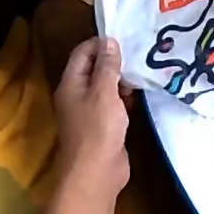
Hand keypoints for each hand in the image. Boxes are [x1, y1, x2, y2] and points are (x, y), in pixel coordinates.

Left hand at [52, 37, 130, 196]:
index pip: (83, 53)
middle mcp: (76, 94)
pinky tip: (138, 98)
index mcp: (71, 83)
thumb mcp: (104, 92)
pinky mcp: (102, 126)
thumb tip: (109, 41)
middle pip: (93, 69)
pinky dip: (123, 99)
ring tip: (142, 75)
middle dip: (114, 62)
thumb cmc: (98, 129)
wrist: (96, 173)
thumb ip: (108, 66)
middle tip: (138, 58)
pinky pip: (112, 104)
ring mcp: (89, 111)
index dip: (101, 44)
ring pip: (104, 87)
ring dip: (121, 81)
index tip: (125, 40)